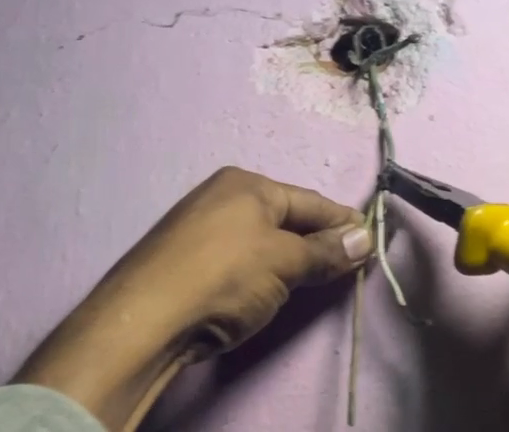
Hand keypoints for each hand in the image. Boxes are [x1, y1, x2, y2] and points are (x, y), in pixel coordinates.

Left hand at [14, 167, 371, 430]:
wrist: (138, 325)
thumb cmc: (222, 278)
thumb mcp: (284, 263)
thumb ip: (326, 251)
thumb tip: (364, 238)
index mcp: (247, 183)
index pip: (310, 201)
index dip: (342, 222)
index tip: (371, 241)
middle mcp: (220, 196)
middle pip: (283, 219)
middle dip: (315, 242)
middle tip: (344, 265)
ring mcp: (194, 228)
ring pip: (258, 241)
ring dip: (286, 260)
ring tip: (309, 282)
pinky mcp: (176, 263)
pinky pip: (233, 261)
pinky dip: (255, 273)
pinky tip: (261, 293)